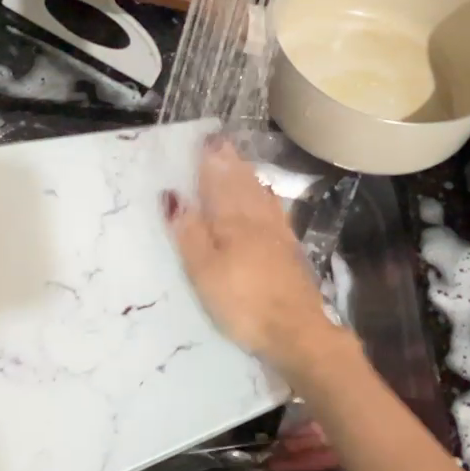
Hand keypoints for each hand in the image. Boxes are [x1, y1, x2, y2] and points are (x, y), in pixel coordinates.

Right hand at [164, 137, 340, 372]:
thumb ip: (189, 232)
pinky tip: (267, 198)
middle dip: (230, 163)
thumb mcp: (204, 271)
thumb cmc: (243, 302)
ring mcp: (278, 235)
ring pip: (259, 196)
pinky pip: (274, 213)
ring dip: (248, 176)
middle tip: (221, 144)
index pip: (219, 182)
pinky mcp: (291, 252)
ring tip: (239, 163)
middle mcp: (256, 219)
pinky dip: (266, 198)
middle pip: (241, 184)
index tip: (206, 139)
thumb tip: (172, 194)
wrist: (297, 331)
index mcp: (232, 221)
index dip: (211, 161)